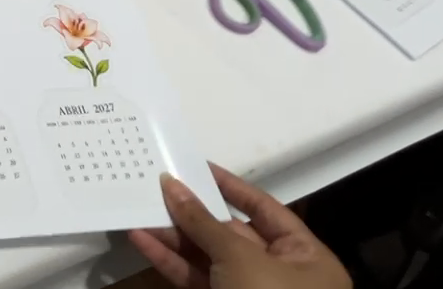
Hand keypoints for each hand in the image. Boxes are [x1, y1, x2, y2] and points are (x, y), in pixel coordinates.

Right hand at [128, 165, 350, 288]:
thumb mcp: (238, 256)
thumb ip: (202, 220)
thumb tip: (170, 183)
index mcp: (305, 258)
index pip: (264, 209)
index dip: (230, 185)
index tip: (194, 164)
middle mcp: (281, 274)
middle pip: (229, 231)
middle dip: (190, 212)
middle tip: (155, 186)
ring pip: (207, 255)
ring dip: (172, 235)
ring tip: (137, 211)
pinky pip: (196, 278)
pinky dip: (170, 261)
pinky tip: (140, 240)